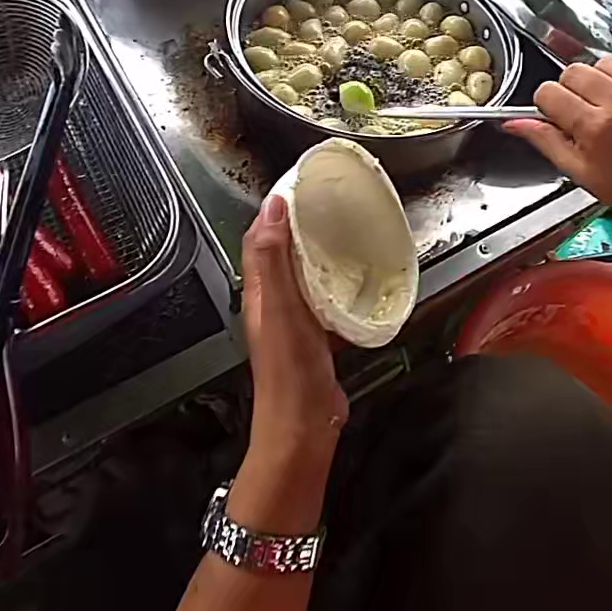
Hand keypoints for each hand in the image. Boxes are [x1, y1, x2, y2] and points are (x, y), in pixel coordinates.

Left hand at [241, 195, 345, 457]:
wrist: (304, 424)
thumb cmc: (290, 372)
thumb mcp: (281, 307)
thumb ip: (273, 259)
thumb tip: (271, 210)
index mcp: (258, 290)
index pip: (259, 237)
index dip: (274, 209)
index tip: (297, 186)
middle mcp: (271, 300)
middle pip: (280, 251)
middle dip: (298, 224)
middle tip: (324, 204)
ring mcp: (292, 318)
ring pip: (302, 273)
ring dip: (317, 251)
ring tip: (341, 233)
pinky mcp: (312, 335)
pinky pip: (321, 297)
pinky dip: (334, 281)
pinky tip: (352, 280)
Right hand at [503, 57, 611, 224]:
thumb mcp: (579, 171)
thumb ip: (545, 140)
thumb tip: (513, 123)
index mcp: (595, 126)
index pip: (549, 91)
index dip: (548, 104)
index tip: (557, 114)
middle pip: (576, 71)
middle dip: (573, 89)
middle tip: (586, 111)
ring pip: (608, 64)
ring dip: (604, 82)